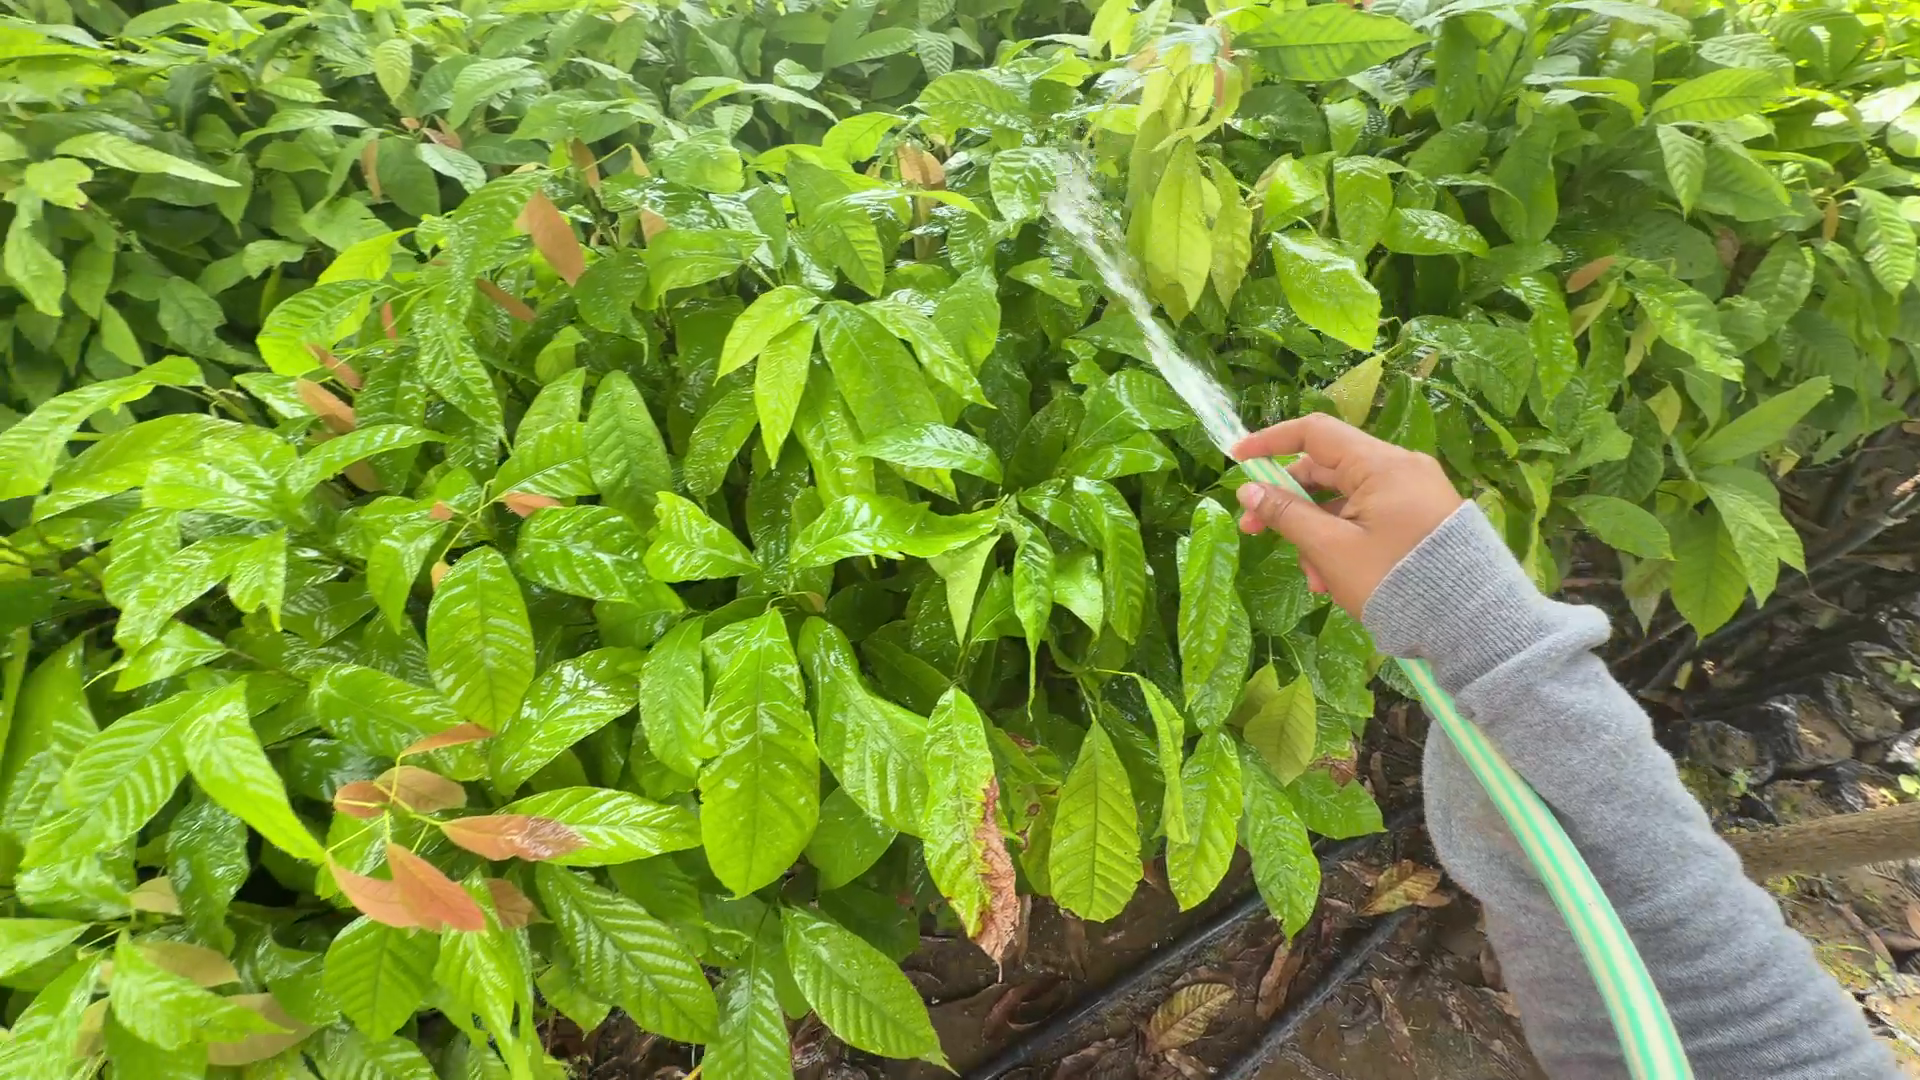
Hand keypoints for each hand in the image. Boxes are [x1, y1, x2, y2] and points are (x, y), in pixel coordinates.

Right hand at [1232, 413, 1463, 619]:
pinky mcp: (1417, 518)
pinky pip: (1364, 516)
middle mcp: (1399, 469)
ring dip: (1313, 532)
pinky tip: (1332, 579)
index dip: (1270, 442)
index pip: (1315, 433)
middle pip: (1325, 470)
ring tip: (1312, 579)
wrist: (1471, 625)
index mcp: (1381, 466)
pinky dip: (1340, 540)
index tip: (1237, 458)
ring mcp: (1411, 494)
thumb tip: (1248, 491)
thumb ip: (1285, 514)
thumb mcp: (1329, 548)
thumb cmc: (1392, 579)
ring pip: (1342, 499)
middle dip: (1287, 502)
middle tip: (1253, 531)